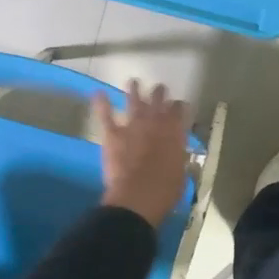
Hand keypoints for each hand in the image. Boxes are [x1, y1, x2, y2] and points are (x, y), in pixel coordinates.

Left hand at [94, 80, 191, 226]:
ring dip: (134, 91)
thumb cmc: (165, 190)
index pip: (179, 111)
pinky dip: (101, 103)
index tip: (179, 105)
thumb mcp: (181, 172)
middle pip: (158, 101)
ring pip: (134, 101)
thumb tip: (176, 153)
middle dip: (159, 94)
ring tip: (133, 82)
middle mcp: (155, 123)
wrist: (138, 197)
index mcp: (174, 132)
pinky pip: (106, 115)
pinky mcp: (113, 134)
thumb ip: (178, 157)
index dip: (179, 106)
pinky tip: (97, 92)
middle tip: (160, 88)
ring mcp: (133, 126)